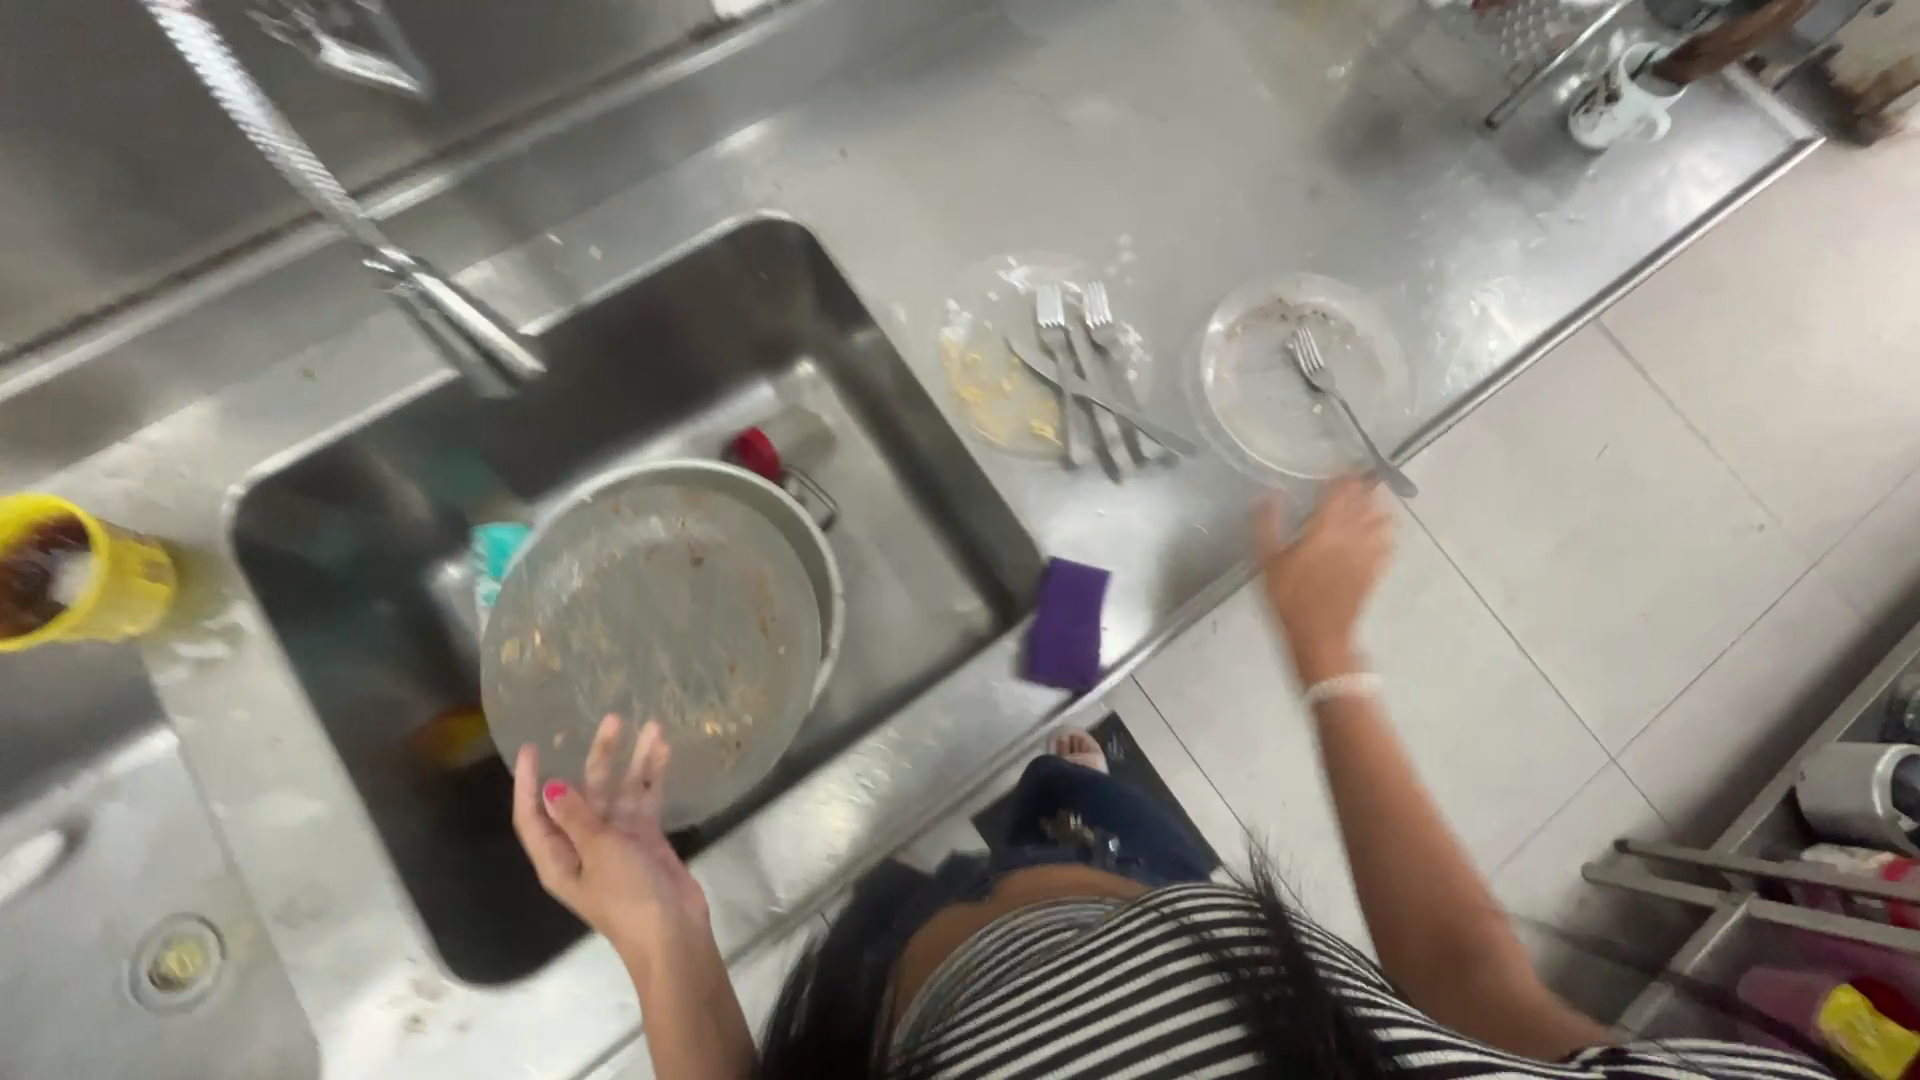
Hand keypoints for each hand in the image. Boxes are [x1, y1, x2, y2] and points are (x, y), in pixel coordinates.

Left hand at [512, 715, 707, 971]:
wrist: (672, 931)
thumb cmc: (627, 897)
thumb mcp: (599, 853)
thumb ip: (578, 818)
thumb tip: (552, 787)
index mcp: (558, 857)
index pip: (534, 814)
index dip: (528, 782)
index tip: (532, 747)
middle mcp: (583, 845)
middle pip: (584, 793)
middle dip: (598, 757)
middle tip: (613, 720)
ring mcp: (617, 841)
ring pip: (621, 792)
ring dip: (634, 761)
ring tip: (651, 727)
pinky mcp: (646, 839)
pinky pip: (646, 801)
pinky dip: (654, 778)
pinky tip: (664, 751)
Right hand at [1255, 475, 1392, 682]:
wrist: (1319, 633)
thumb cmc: (1289, 597)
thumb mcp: (1268, 560)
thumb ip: (1268, 524)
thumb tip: (1267, 493)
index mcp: (1323, 529)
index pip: (1339, 493)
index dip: (1342, 477)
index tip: (1342, 466)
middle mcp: (1351, 535)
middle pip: (1365, 503)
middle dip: (1364, 487)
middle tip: (1363, 475)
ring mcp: (1368, 553)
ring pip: (1382, 521)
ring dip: (1380, 506)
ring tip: (1377, 497)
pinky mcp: (1376, 570)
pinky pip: (1388, 546)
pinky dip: (1387, 534)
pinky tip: (1385, 532)